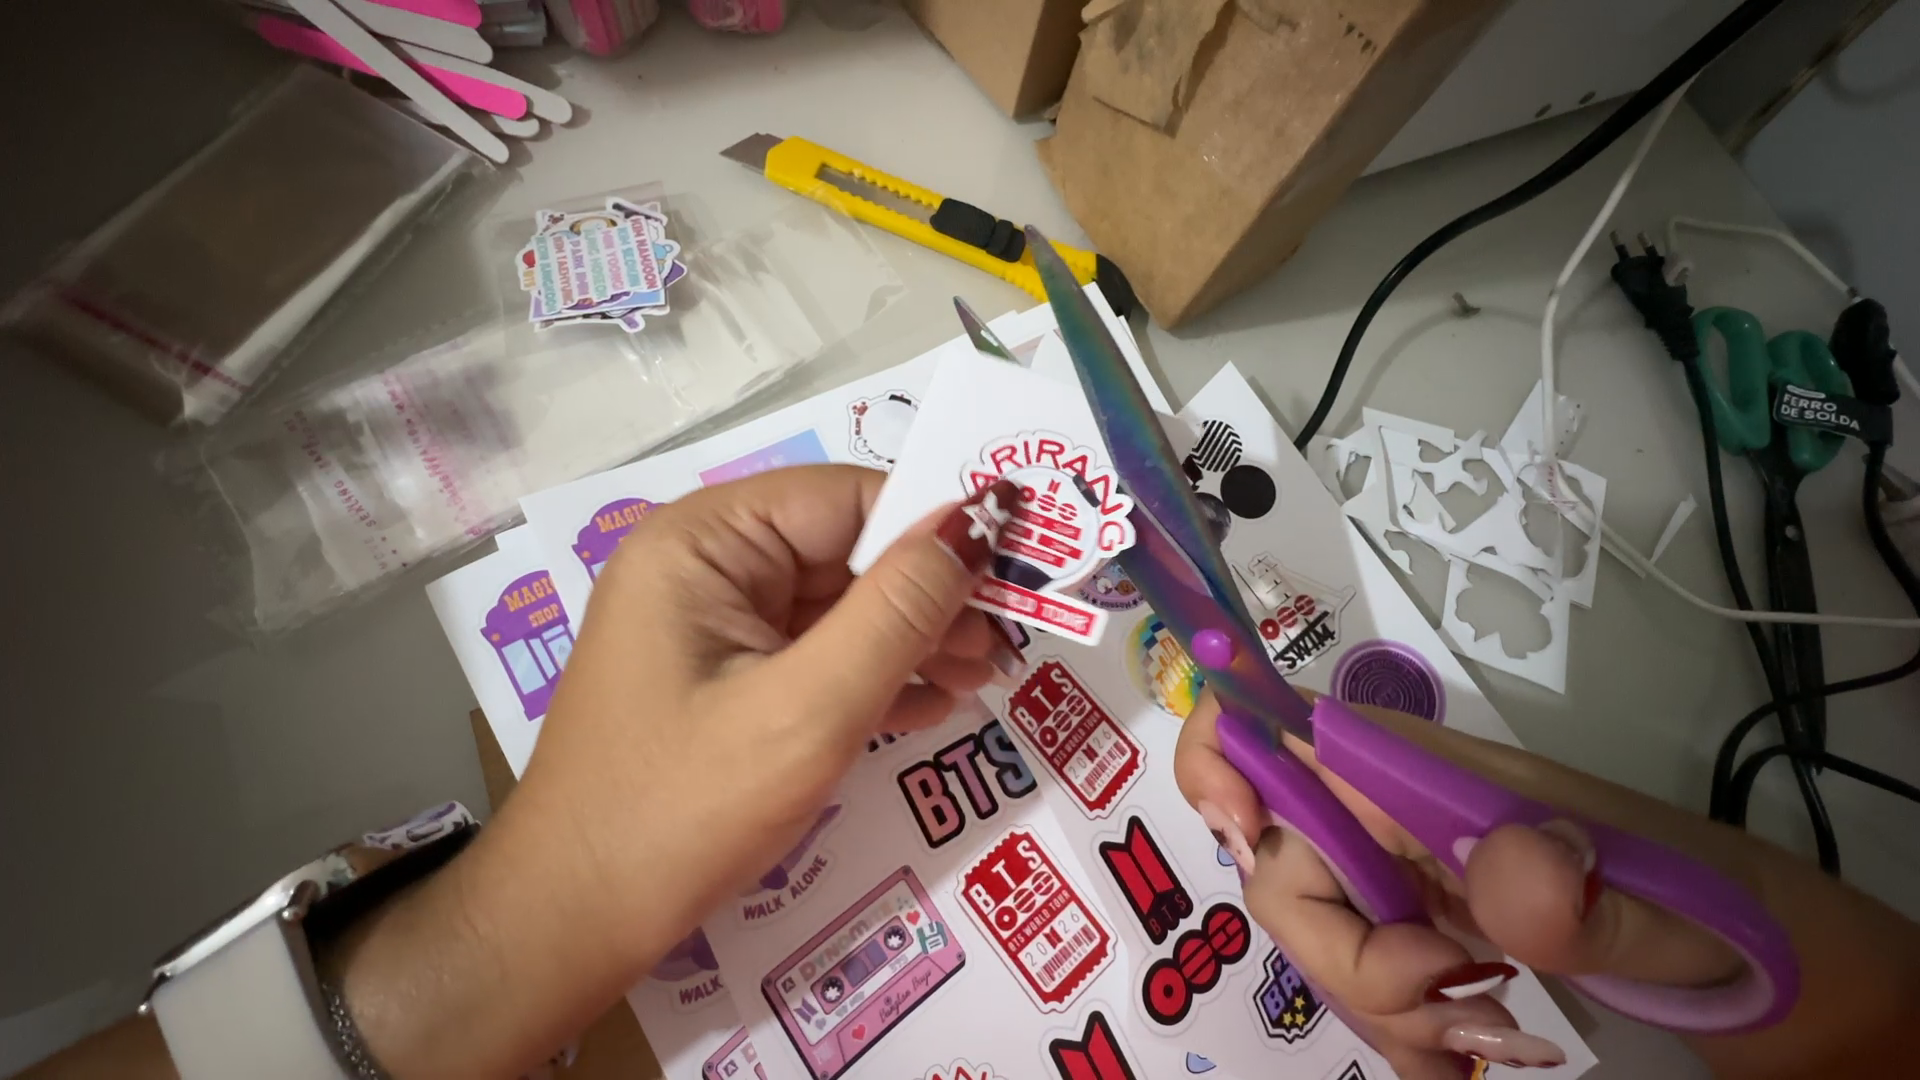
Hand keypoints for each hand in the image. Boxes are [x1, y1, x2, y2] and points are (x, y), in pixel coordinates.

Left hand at [333, 466, 1022, 1077]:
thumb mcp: (808, 710)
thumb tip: (974, 523)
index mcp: (706, 542)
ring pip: (842, 604)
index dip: (932, 529)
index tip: (1008, 573)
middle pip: (849, 551)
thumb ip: (898, 612)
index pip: (847, 499)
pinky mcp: (733, 673)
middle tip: (1001, 644)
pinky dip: (877, 674)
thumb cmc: (683, 810)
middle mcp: (711, 564)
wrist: (575, 928)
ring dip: (913, 638)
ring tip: (982, 678)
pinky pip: (820, 652)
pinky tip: (933, 704)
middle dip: (928, 596)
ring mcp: (720, 622)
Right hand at [1175, 690, 1919, 1078]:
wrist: (1730, 952)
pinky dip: (1387, 1020)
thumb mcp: (1653, 902)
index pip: (1255, 719)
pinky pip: (1337, 968)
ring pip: (1301, 926)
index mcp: (1394, 761)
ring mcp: (1371, 863)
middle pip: (1269, 859)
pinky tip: (1460, 1041)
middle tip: (1450, 999)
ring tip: (1485, 1030)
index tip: (1239, 837)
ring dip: (1375, 1001)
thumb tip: (1487, 871)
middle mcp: (1361, 802)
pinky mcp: (1386, 916)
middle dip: (1338, 951)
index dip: (1212, 761)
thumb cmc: (1686, 897)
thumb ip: (1569, 894)